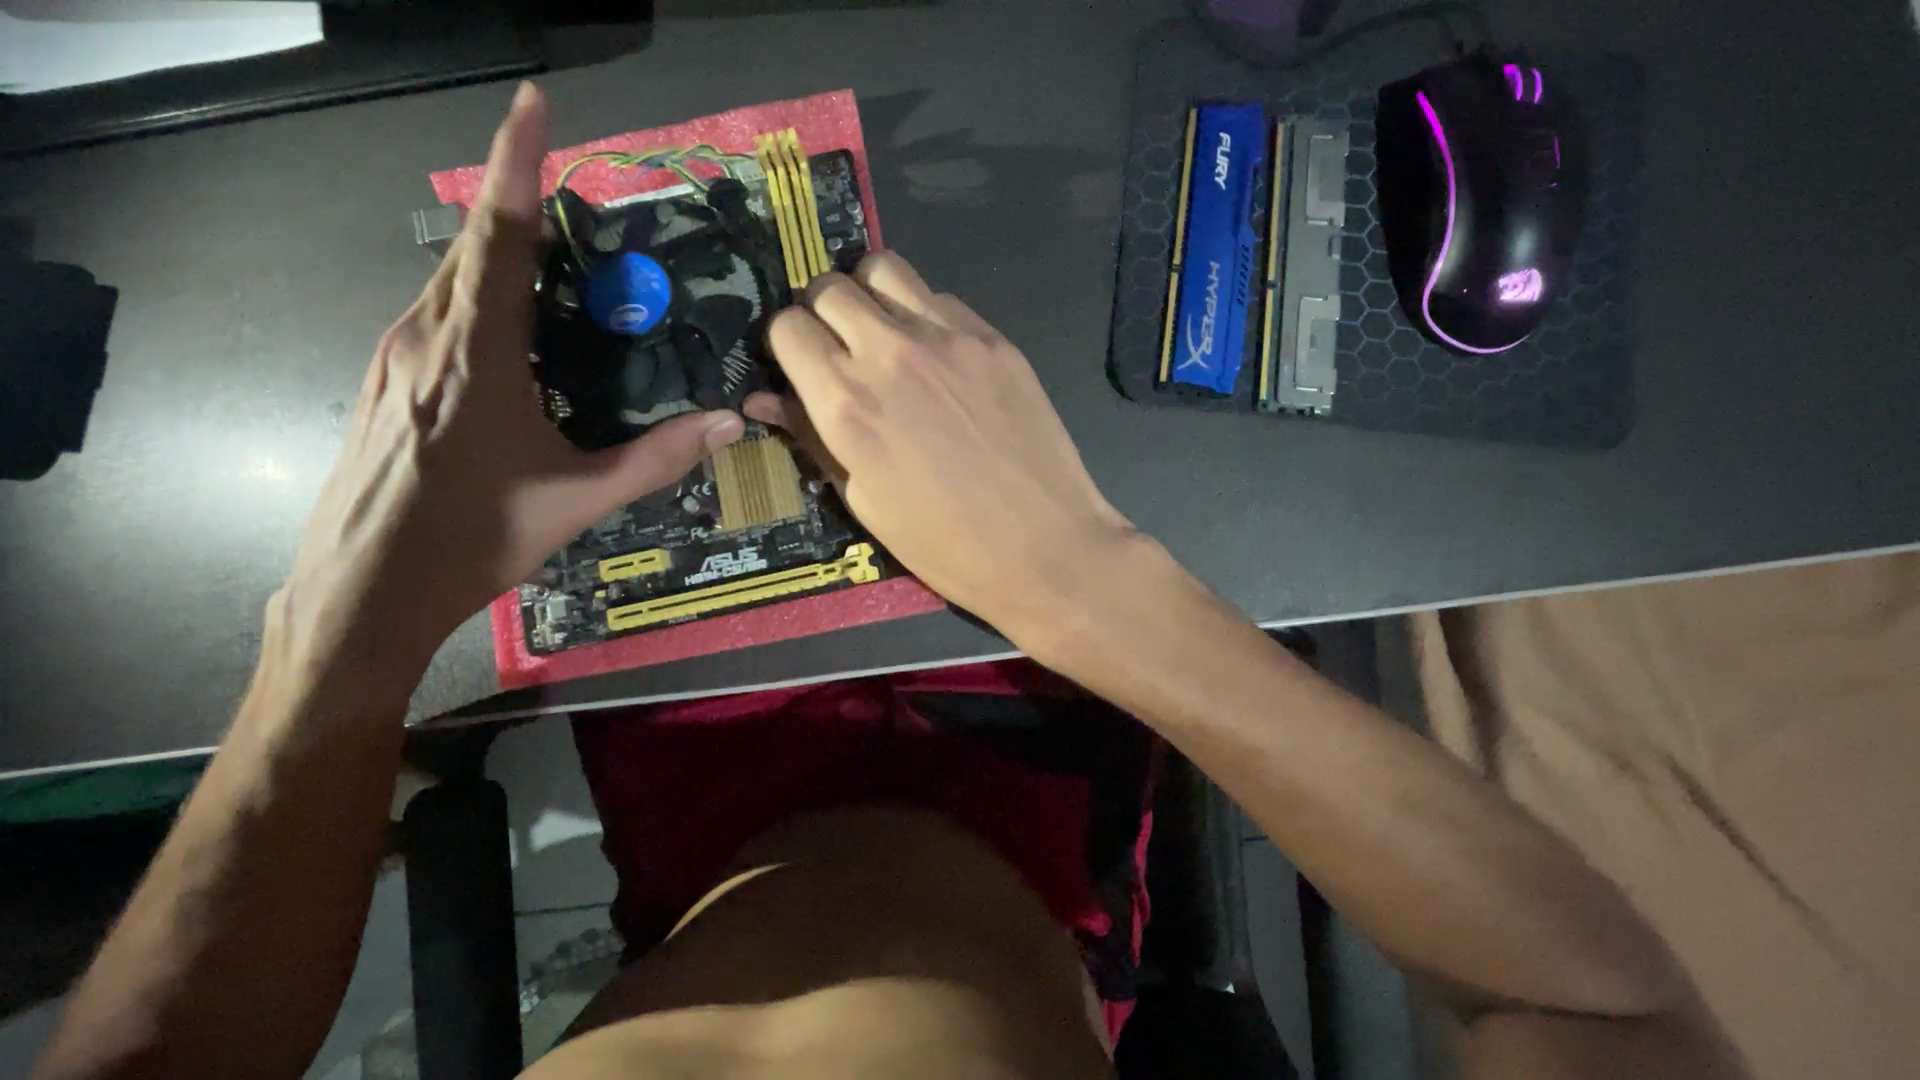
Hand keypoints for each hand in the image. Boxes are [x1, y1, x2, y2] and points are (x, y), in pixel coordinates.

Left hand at [276, 83, 743, 685]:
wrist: (361, 591)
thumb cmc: (472, 541)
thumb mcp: (577, 501)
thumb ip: (657, 458)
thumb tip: (729, 424)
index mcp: (475, 354)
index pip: (500, 236)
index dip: (519, 162)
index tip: (536, 103)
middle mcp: (425, 335)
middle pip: (474, 247)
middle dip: (522, 208)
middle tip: (580, 205)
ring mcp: (392, 355)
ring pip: (451, 280)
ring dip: (500, 257)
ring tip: (556, 266)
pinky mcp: (381, 379)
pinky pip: (435, 314)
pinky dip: (477, 299)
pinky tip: (511, 334)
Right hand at [746, 252, 1139, 650]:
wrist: (1044, 547)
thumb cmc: (944, 545)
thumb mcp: (864, 501)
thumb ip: (811, 437)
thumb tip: (764, 400)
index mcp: (846, 403)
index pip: (787, 326)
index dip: (787, 345)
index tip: (802, 367)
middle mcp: (890, 353)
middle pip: (828, 286)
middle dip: (820, 312)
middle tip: (839, 349)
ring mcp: (948, 338)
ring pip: (884, 269)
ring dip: (869, 294)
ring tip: (881, 335)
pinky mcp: (994, 338)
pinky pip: (940, 297)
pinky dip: (923, 314)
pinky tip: (939, 357)